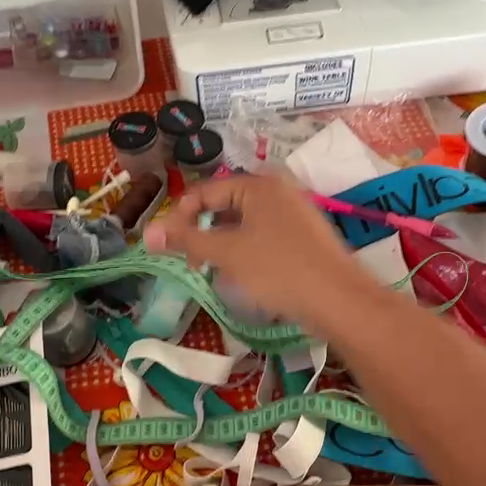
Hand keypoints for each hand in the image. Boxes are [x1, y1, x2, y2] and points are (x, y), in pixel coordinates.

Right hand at [144, 173, 374, 329]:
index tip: (166, 246)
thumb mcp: (226, 253)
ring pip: (244, 223)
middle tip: (191, 263)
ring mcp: (295, 213)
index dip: (179, 216)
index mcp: (259, 184)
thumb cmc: (279, 270)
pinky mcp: (304, 236)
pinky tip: (244, 276)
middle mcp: (278, 190)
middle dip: (202, 232)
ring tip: (215, 272)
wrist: (338, 300)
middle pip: (225, 205)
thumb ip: (186, 239)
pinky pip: (264, 236)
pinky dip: (246, 251)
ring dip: (223, 244)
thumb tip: (147, 232)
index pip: (205, 191)